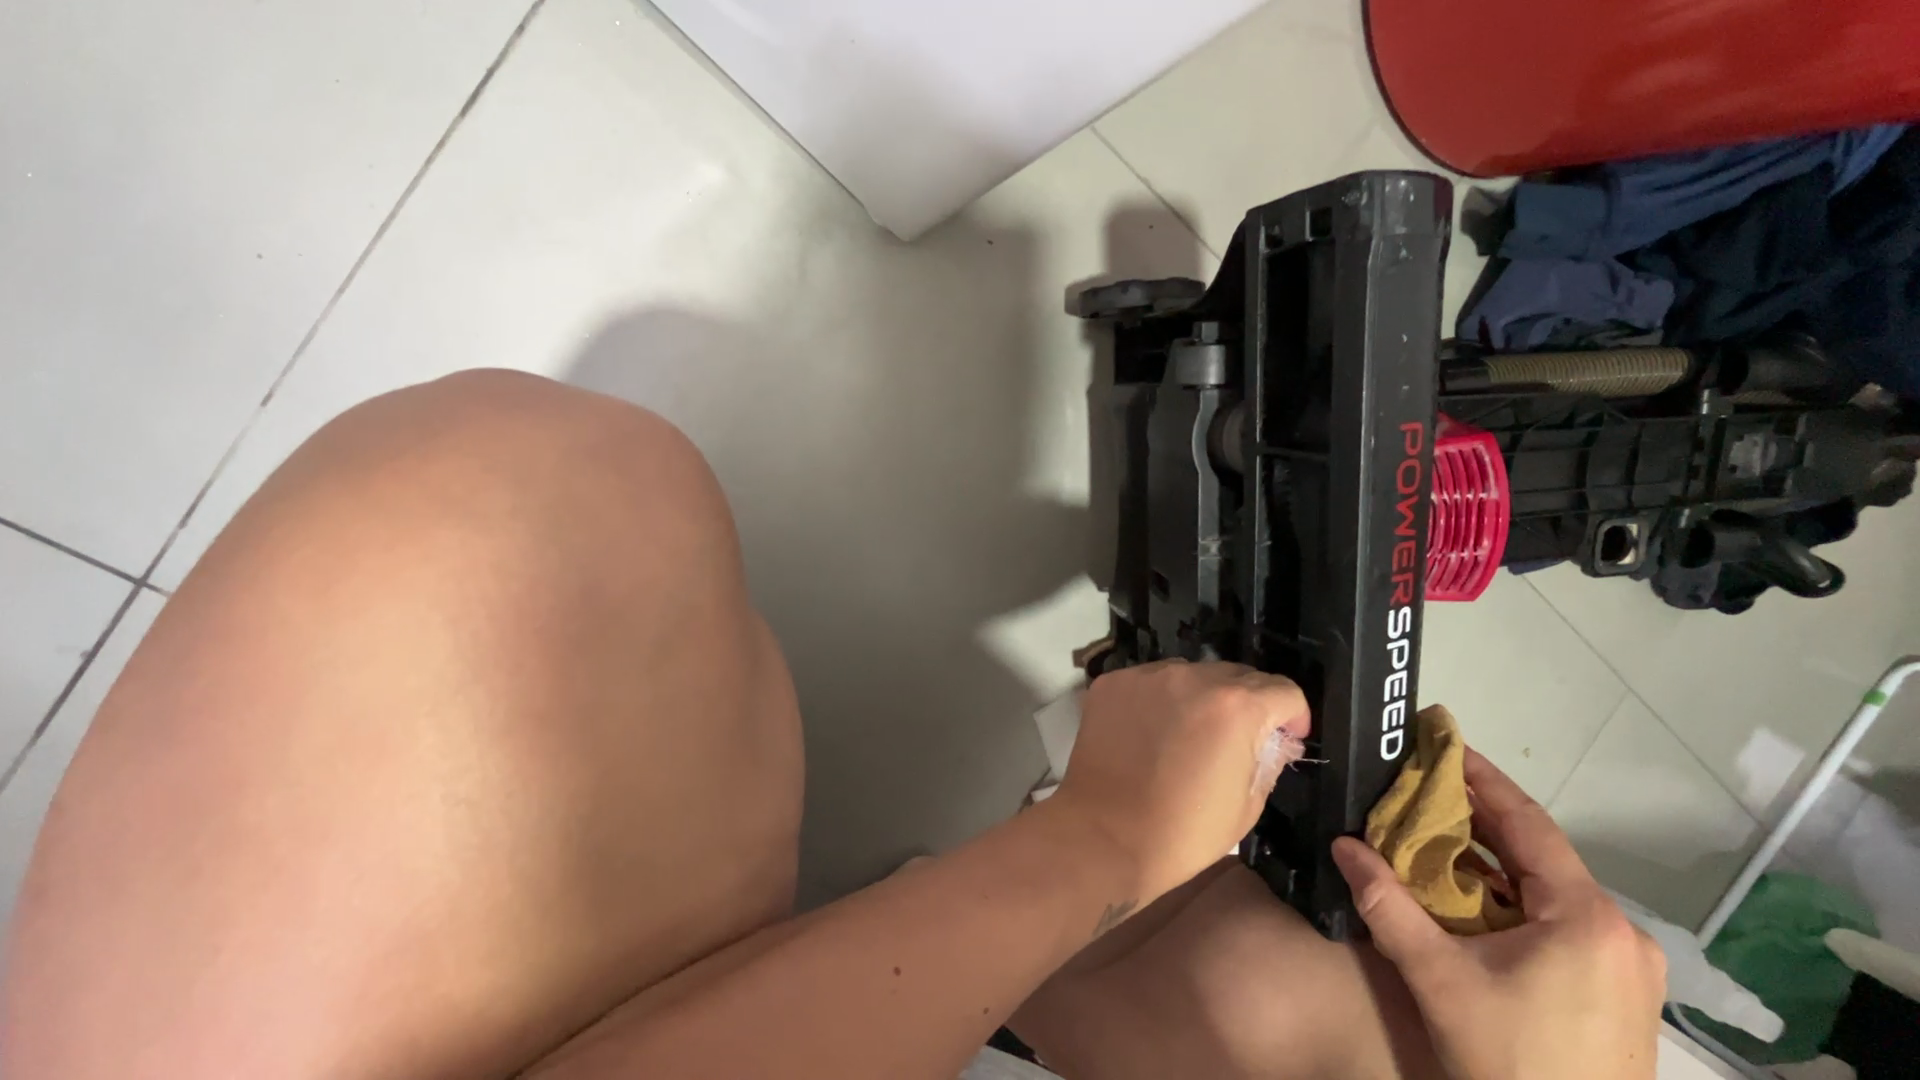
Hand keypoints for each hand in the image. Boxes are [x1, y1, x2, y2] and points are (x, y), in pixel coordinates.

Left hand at [1050, 661, 1310, 913]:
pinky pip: (1150, 682)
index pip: (1284, 690)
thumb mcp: (1248, 804)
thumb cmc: (1182, 832)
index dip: (1292, 717)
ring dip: (1199, 698)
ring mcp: (1147, 676)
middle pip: (1238, 676)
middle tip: (1230, 743)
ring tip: (1184, 737)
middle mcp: (1192, 677)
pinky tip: (1148, 735)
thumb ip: (1270, 759)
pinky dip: (1158, 700)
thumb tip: (1278, 738)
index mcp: (1236, 706)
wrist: (1102, 837)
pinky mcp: (1112, 683)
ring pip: (1191, 674)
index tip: (1282, 739)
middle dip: (1246, 705)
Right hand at [1331, 749, 1666, 1079]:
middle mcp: (1622, 932)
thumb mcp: (1439, 980)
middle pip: (1542, 854)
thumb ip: (1388, 905)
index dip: (1482, 778)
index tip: (1443, 742)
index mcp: (1588, 918)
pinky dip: (1515, 899)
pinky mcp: (1620, 993)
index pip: (1530, 824)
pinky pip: (1561, 922)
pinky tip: (1474, 901)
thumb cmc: (1511, 1062)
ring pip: (1551, 890)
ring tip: (1438, 837)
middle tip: (1425, 788)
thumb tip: (1343, 845)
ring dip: (1495, 862)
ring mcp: (1628, 966)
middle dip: (1481, 818)